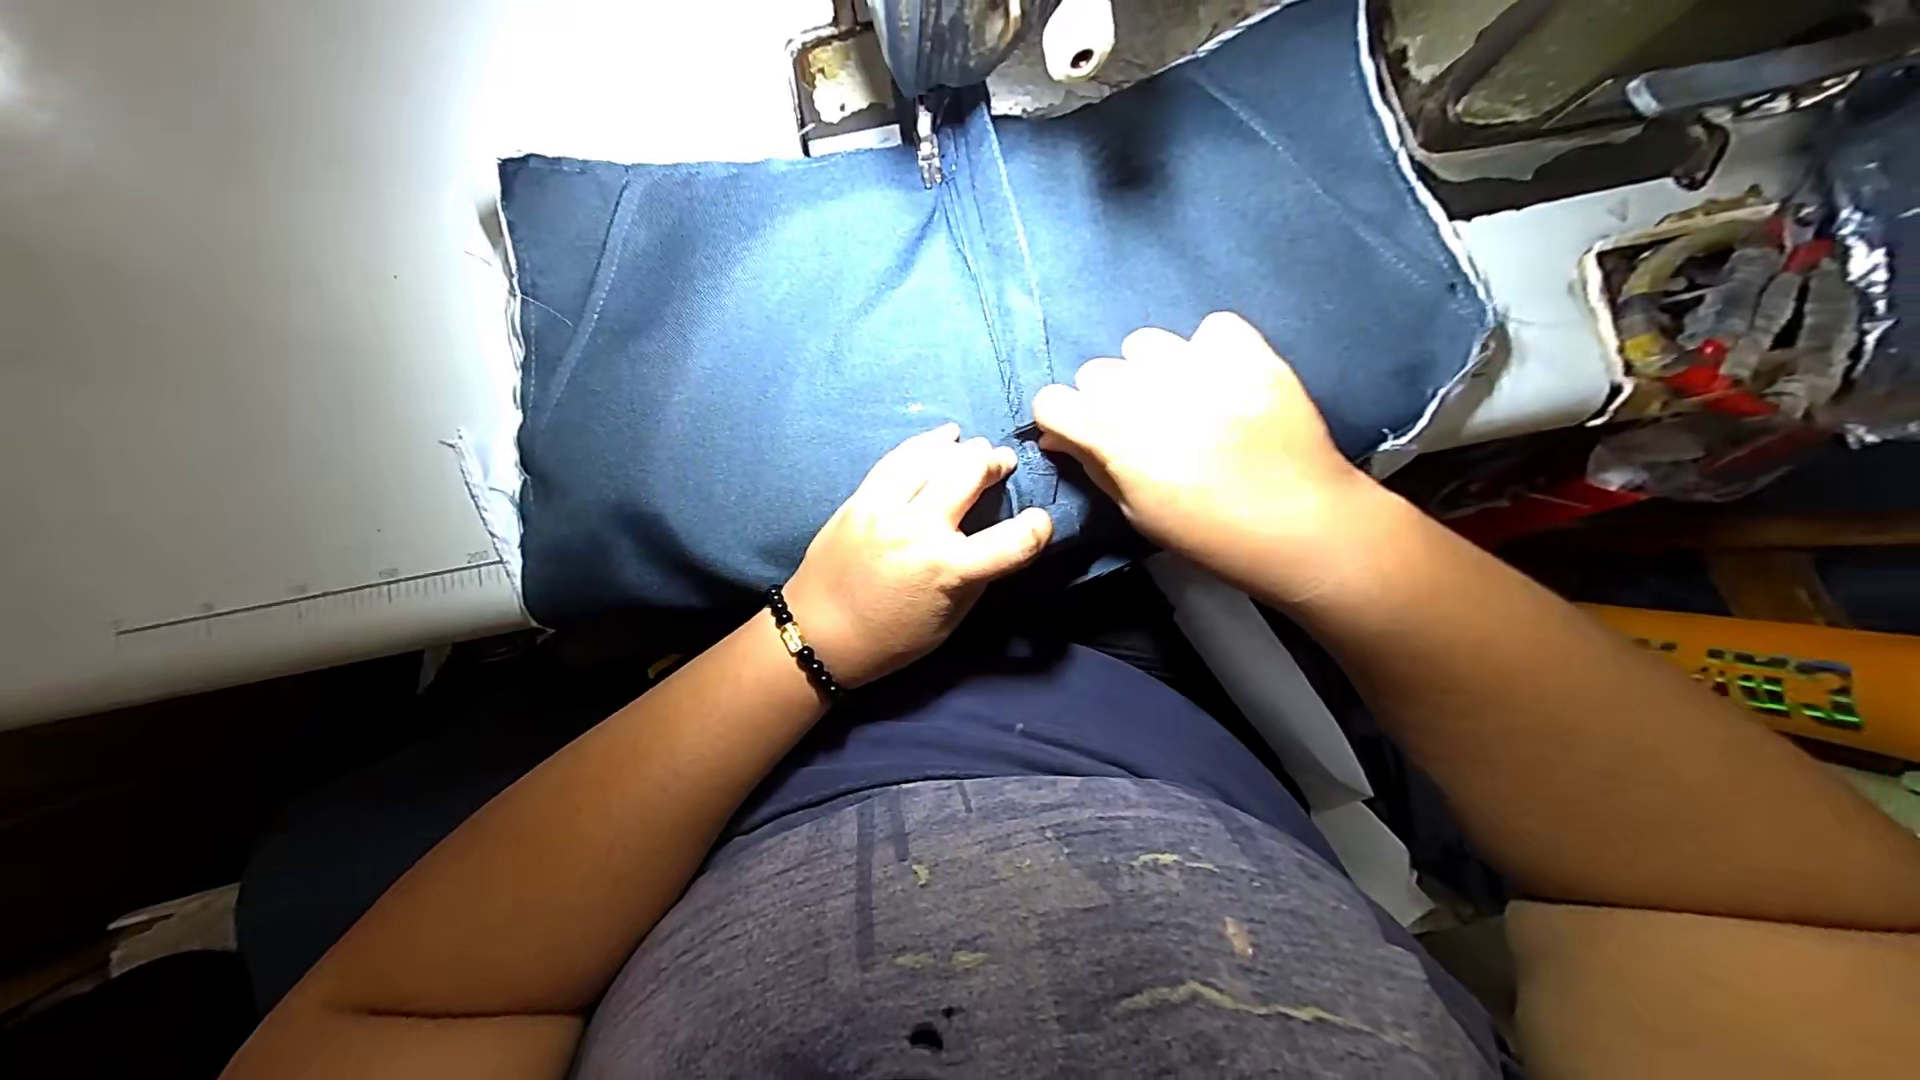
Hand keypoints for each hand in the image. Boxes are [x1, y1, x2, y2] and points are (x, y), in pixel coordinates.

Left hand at [782, 424, 1054, 686]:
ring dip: (962, 448)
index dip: (1038, 527)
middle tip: (1002, 463)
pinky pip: (898, 458)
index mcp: (948, 570)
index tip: (1039, 522)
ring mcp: (886, 509)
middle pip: (969, 474)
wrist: (819, 634)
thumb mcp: (950, 619)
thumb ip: (978, 575)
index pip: (1013, 540)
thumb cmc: (892, 638)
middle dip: (994, 463)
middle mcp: (919, 530)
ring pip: (933, 457)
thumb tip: (997, 539)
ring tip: (975, 448)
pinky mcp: (861, 499)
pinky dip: (926, 444)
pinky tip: (943, 437)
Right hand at [1031, 311, 1384, 602]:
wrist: (1299, 524)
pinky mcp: (1247, 351)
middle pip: (1095, 372)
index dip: (1060, 420)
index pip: (1051, 400)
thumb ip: (1092, 465)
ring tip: (1180, 400)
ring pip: (1144, 344)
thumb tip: (1059, 437)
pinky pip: (1210, 329)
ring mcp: (1199, 365)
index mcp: (1114, 436)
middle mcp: (1147, 390)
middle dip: (1104, 399)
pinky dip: (1208, 351)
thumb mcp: (1135, 512)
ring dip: (1150, 370)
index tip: (1079, 435)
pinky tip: (1221, 382)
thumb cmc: (1207, 534)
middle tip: (1138, 429)